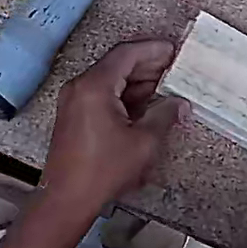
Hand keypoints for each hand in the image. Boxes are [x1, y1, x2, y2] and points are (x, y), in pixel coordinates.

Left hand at [41, 40, 185, 213]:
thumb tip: (179, 104)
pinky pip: (101, 94)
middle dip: (147, 65)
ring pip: (110, 79)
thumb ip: (164, 115)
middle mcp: (80, 87)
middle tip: (174, 68)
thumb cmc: (101, 171)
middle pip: (118, 63)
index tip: (173, 50)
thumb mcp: (144, 142)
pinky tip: (145, 104)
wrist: (67, 198)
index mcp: (94, 86)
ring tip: (165, 87)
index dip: (153, 49)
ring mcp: (74, 100)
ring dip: (137, 81)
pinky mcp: (74, 115)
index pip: (127, 53)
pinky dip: (124, 94)